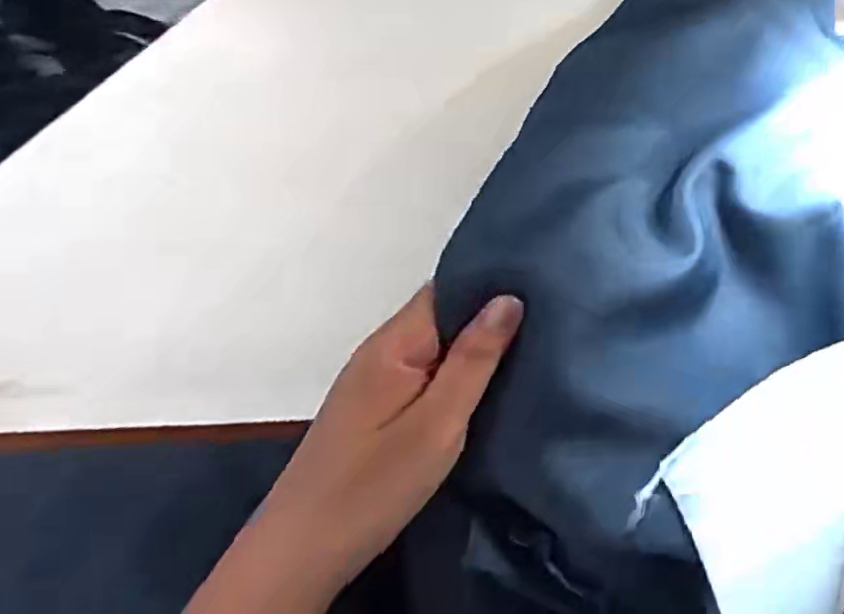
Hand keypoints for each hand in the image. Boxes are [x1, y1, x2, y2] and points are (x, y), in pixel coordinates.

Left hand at [187, 286, 522, 613]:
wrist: (294, 564)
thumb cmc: (371, 487)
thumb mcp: (438, 422)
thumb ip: (475, 357)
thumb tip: (510, 297)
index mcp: (393, 345)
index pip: (448, 287)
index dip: (493, 278)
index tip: (541, 280)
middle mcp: (381, 351)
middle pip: (445, 310)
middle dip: (493, 308)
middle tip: (549, 310)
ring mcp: (377, 379)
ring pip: (440, 339)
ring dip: (479, 339)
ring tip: (533, 336)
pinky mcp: (379, 405)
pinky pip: (430, 365)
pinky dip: (462, 364)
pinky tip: (491, 373)